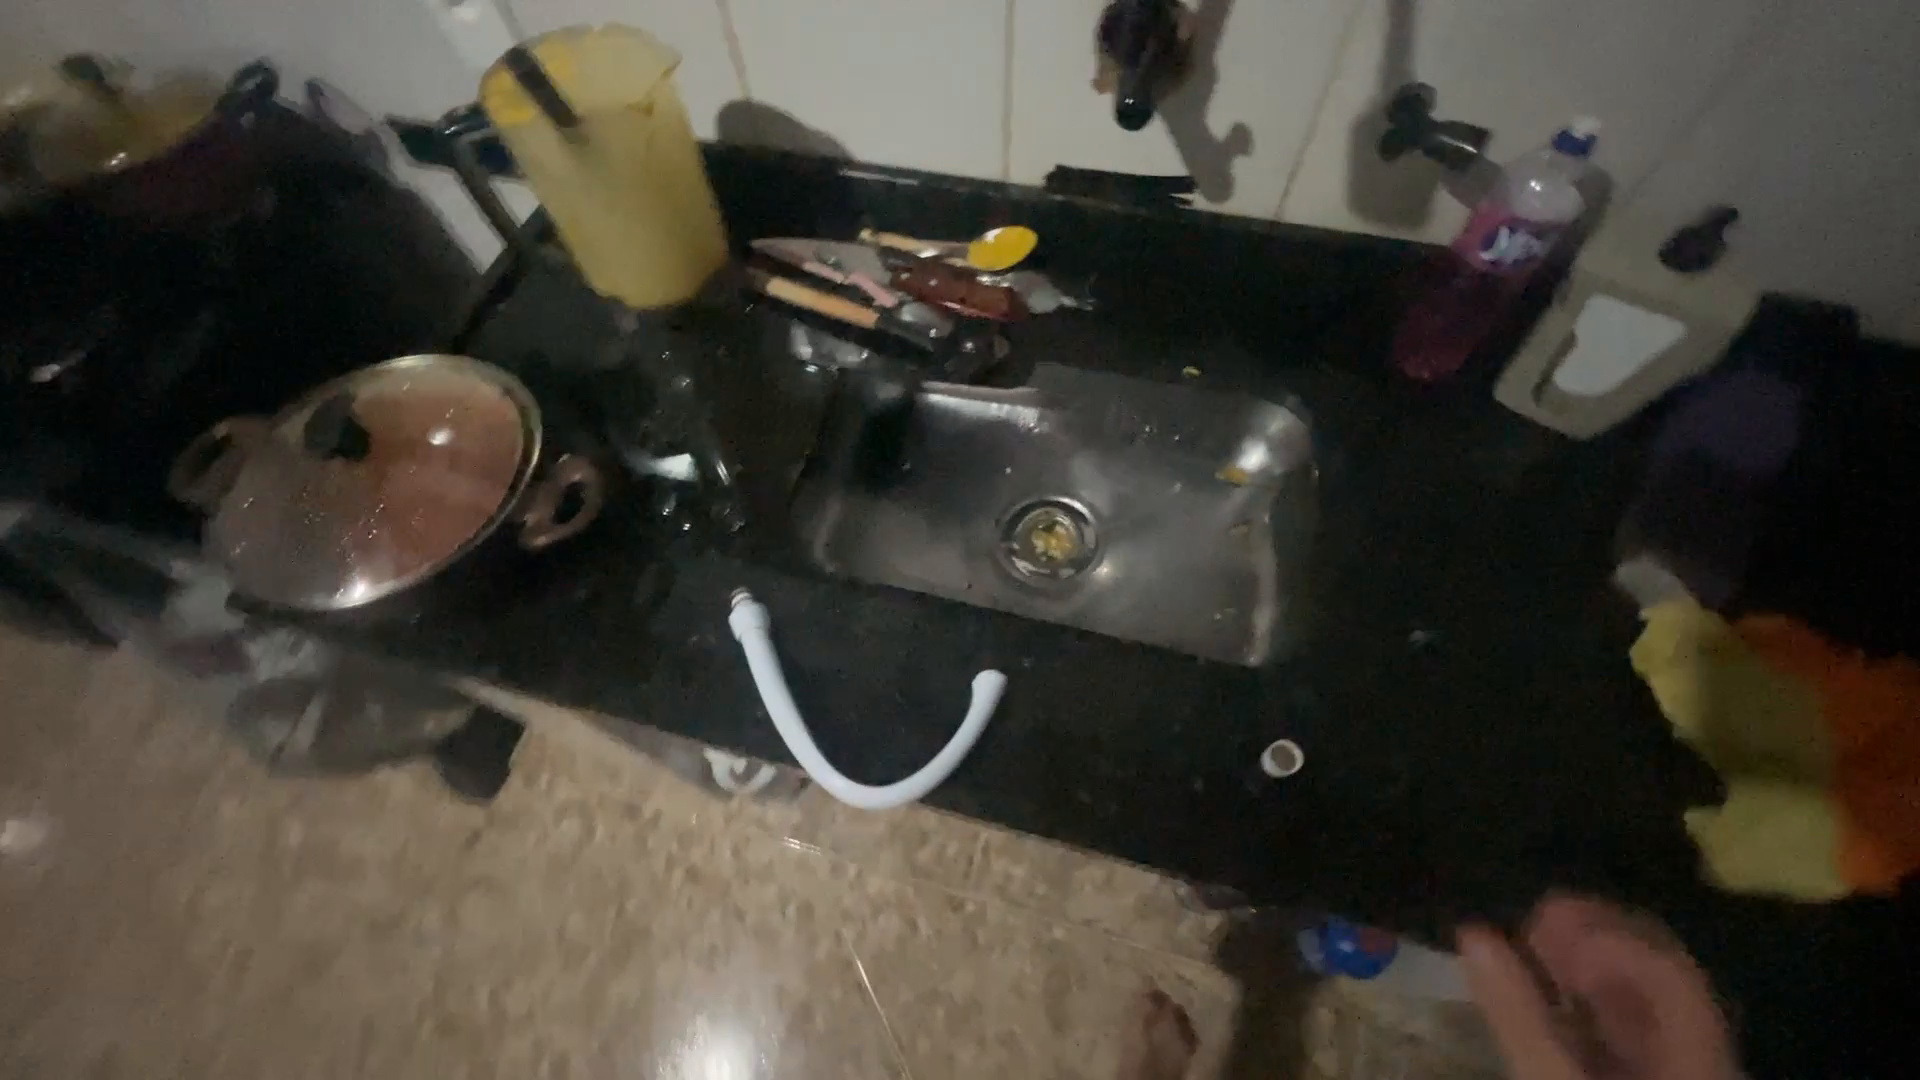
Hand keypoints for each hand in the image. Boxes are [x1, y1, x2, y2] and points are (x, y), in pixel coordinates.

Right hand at [1458, 894, 1736, 1079]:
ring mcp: (1675, 1070)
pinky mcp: (1642, 1076)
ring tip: (1520, 952)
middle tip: (1522, 928)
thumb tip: (1474, 934)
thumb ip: (1518, 1017)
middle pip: (1656, 971)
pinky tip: (1537, 993)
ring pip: (1637, 994)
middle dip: (1587, 936)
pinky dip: (1575, 994)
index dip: (1602, 932)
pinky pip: (1618, 1020)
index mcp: (1695, 1062)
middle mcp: (1697, 1059)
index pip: (1666, 969)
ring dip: (1577, 961)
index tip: (1534, 928)